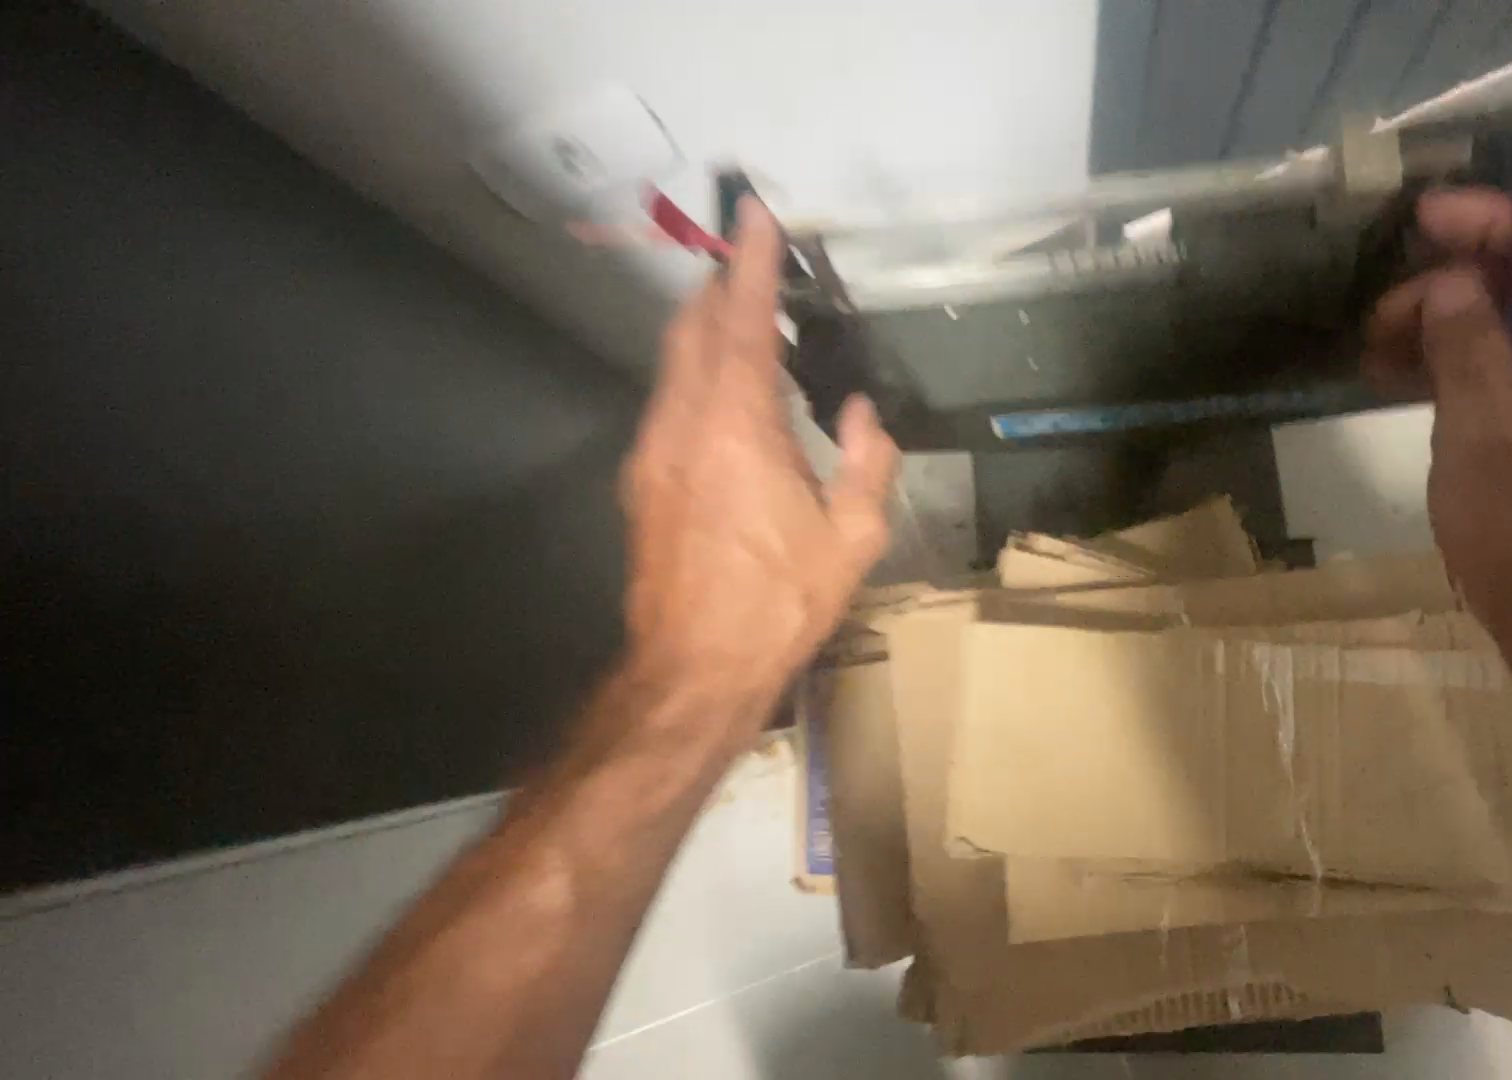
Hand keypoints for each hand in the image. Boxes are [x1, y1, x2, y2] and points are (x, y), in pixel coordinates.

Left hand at [619, 199, 899, 738]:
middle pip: (692, 329)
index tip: (755, 214)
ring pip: (673, 365)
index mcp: (739, 430)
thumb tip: (866, 415)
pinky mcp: (642, 481)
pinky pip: (668, 402)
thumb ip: (869, 462)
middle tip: (756, 270)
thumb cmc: (781, 602)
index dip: (751, 265)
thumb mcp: (853, 538)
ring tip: (750, 329)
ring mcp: (652, 452)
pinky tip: (728, 399)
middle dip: (721, 289)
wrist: (695, 667)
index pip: (743, 323)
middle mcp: (683, 425)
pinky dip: (696, 376)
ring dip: (707, 332)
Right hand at [1363, 190, 1511, 646]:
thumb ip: (1468, 347)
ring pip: (1506, 328)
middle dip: (1450, 282)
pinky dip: (1448, 364)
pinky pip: (1498, 370)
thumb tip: (1454, 281)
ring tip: (1372, 350)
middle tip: (1377, 316)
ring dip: (1440, 326)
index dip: (1492, 218)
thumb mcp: (1480, 431)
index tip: (1421, 217)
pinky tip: (1397, 380)